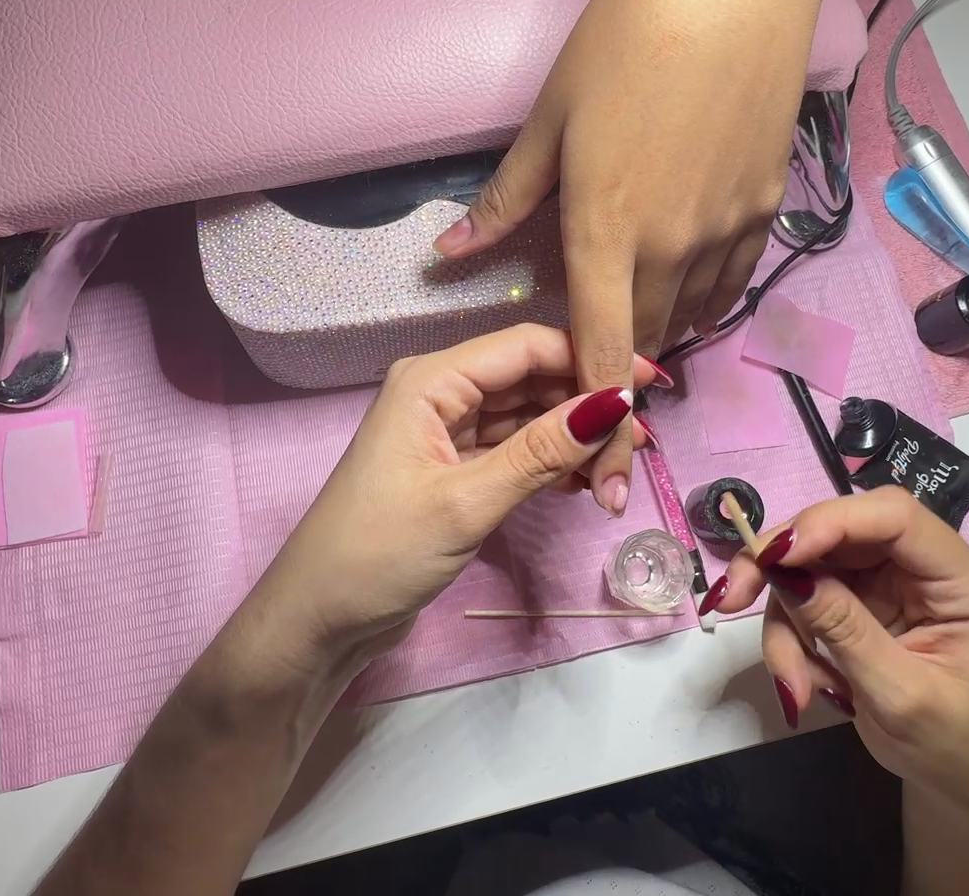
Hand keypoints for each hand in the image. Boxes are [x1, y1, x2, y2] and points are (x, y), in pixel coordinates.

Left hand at [253, 324, 656, 674]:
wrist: (319, 620)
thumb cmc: (379, 552)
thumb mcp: (466, 502)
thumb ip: (541, 451)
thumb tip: (615, 403)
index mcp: (432, 379)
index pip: (526, 347)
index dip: (589, 360)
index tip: (650, 384)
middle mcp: (440, 393)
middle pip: (530, 381)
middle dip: (586, 407)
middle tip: (642, 443)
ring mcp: (447, 432)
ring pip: (525, 418)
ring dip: (572, 440)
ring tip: (625, 467)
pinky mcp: (455, 469)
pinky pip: (513, 451)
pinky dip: (549, 464)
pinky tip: (588, 482)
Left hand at [432, 0, 832, 516]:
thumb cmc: (624, 45)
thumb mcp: (550, 123)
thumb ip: (503, 203)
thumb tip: (447, 255)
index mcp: (604, 233)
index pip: (594, 350)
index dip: (593, 421)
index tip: (597, 473)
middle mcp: (671, 248)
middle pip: (643, 344)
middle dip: (622, 388)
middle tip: (602, 415)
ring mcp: (727, 231)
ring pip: (690, 319)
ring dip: (659, 344)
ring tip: (634, 356)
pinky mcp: (765, 210)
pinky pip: (729, 283)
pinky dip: (700, 304)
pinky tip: (681, 299)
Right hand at [708, 488, 968, 844]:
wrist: (965, 791)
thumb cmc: (958, 749)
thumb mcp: (901, 696)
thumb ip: (844, 630)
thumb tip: (785, 575)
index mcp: (961, 580)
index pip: (894, 517)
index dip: (831, 521)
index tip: (775, 555)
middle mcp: (919, 567)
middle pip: (835, 532)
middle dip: (780, 566)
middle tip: (732, 599)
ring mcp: (884, 583)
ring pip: (808, 567)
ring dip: (784, 621)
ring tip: (794, 681)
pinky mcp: (855, 602)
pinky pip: (801, 599)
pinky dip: (789, 636)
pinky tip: (806, 681)